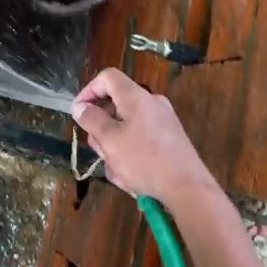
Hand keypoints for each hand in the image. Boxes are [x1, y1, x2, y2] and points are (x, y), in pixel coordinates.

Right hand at [71, 68, 216, 208]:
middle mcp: (151, 103)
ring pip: (125, 127)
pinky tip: (130, 177)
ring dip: (114, 147)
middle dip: (101, 128)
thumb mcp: (110, 140)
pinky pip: (140, 140)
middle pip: (115, 105)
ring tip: (117, 171)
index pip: (107, 78)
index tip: (78, 113)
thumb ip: (91, 119)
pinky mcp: (168, 140)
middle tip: (99, 149)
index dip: (88, 91)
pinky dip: (130, 154)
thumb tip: (80, 107)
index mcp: (136, 96)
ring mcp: (162, 122)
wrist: (188, 189)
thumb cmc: (145, 160)